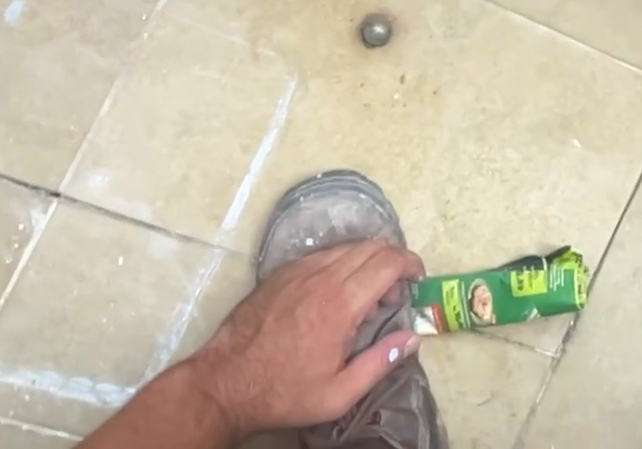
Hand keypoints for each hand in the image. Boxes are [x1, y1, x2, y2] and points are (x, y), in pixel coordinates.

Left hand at [184, 240, 425, 436]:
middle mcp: (323, 275)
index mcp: (341, 303)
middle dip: (394, 261)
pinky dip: (344, 262)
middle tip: (394, 293)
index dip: (411, 263)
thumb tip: (413, 337)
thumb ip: (380, 362)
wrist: (224, 384)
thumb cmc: (283, 393)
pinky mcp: (284, 271)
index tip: (418, 279)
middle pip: (373, 246)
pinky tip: (338, 291)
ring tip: (367, 294)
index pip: (388, 262)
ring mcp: (301, 269)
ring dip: (370, 261)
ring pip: (350, 246)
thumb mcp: (338, 394)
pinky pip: (326, 253)